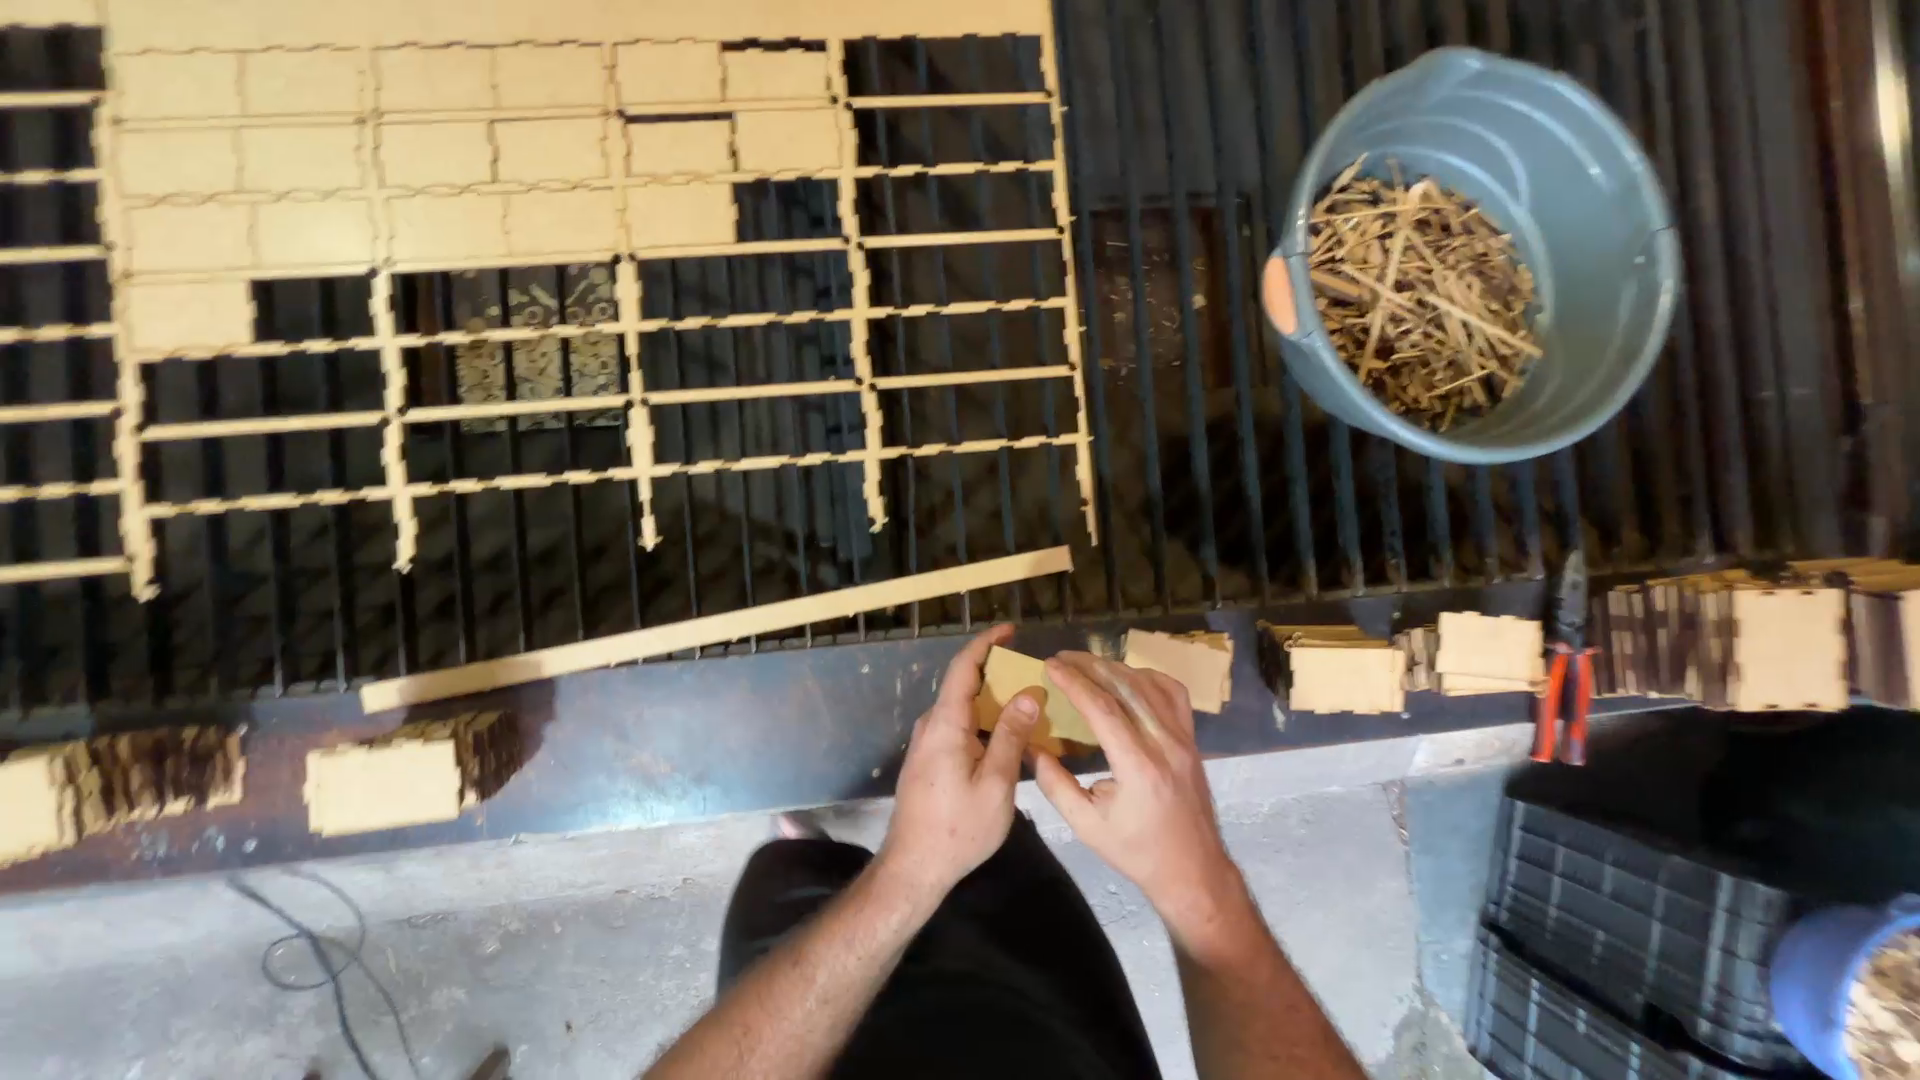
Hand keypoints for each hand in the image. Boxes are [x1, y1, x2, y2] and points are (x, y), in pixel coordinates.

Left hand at [876, 624, 1040, 902]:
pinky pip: (958, 727)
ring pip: (962, 709)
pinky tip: (1006, 738)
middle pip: (963, 685)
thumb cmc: (958, 828)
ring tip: (1028, 705)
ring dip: (992, 701)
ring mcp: (927, 744)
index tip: (1010, 629)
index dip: (986, 643)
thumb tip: (1029, 694)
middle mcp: (931, 726)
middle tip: (1032, 674)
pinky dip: (983, 722)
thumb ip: (1011, 735)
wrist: (913, 867)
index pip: (963, 667)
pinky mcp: (928, 761)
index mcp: (945, 724)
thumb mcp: (996, 783)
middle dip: (997, 673)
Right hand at [1031, 652, 1244, 942]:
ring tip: (1086, 664)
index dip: (1074, 682)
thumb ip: (1055, 784)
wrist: (1192, 869)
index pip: (1102, 709)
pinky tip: (1127, 678)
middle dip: (1090, 666)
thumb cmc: (1136, 851)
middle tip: (1061, 657)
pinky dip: (1148, 678)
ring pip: (1150, 686)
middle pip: (1126, 688)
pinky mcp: (1193, 740)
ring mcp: (1184, 739)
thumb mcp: (1086, 825)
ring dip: (1115, 668)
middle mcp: (1165, 744)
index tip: (1050, 665)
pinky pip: (1174, 694)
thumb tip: (1029, 747)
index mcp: (1138, 767)